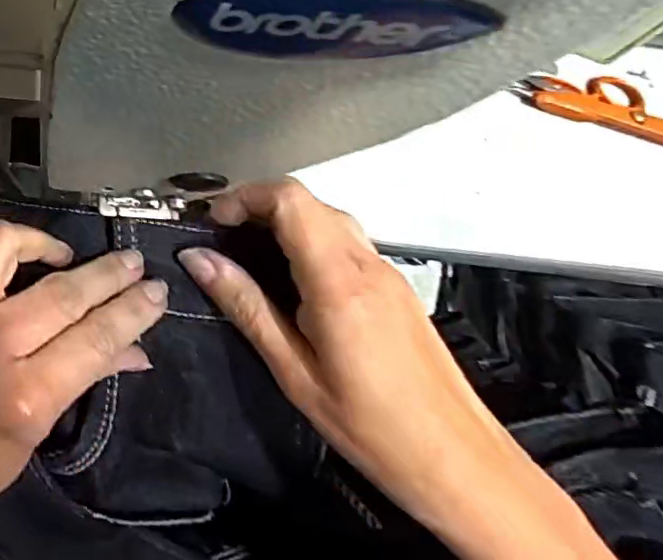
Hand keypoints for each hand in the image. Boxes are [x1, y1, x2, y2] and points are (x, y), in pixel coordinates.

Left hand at [0, 220, 166, 558]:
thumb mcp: (29, 438)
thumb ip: (80, 383)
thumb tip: (135, 352)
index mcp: (24, 392)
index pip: (96, 337)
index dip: (133, 311)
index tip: (156, 291)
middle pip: (66, 291)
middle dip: (109, 274)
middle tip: (132, 262)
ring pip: (11, 246)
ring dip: (46, 244)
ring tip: (64, 257)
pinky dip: (0, 244)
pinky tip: (15, 257)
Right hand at [178, 179, 612, 559]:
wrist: (462, 465)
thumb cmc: (379, 430)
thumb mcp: (294, 372)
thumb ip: (245, 306)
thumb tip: (200, 260)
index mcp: (339, 282)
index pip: (289, 199)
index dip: (244, 197)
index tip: (216, 220)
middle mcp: (367, 265)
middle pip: (305, 199)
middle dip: (257, 205)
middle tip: (225, 234)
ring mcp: (386, 273)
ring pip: (326, 215)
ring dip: (284, 219)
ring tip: (250, 252)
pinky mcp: (396, 286)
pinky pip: (345, 238)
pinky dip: (309, 238)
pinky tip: (292, 277)